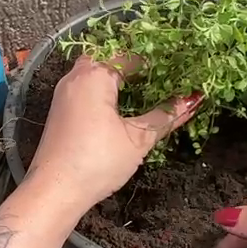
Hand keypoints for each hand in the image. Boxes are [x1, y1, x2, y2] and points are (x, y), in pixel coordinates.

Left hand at [23, 56, 198, 213]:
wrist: (54, 191)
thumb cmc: (96, 162)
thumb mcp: (138, 139)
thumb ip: (165, 117)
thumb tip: (192, 101)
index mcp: (95, 76)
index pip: (133, 56)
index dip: (159, 61)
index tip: (180, 69)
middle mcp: (76, 78)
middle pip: (111, 59)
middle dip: (137, 66)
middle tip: (164, 77)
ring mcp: (64, 94)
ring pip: (96, 73)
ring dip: (120, 78)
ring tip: (149, 90)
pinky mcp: (61, 111)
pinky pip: (87, 88)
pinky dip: (106, 90)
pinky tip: (123, 106)